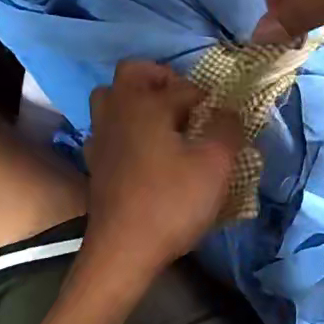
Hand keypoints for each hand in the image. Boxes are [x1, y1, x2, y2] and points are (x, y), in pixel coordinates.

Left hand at [81, 60, 242, 284]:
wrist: (123, 249)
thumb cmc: (171, 202)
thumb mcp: (214, 164)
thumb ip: (227, 128)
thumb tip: (228, 111)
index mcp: (143, 104)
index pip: (182, 85)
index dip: (207, 97)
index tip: (223, 118)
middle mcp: (116, 112)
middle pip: (132, 74)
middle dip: (161, 80)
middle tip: (186, 105)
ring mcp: (100, 137)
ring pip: (113, 100)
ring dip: (137, 103)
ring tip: (166, 126)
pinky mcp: (95, 163)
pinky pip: (109, 130)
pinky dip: (126, 130)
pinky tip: (146, 153)